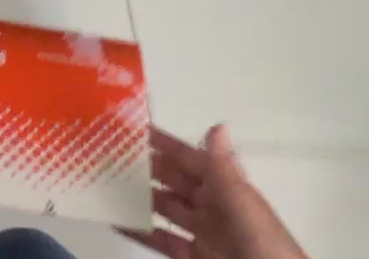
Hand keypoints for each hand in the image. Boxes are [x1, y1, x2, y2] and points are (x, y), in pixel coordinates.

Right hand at [122, 125, 307, 258]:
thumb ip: (223, 168)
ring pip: (163, 208)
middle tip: (104, 150)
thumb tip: (217, 123)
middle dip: (142, 165)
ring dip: (137, 196)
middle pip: (171, 180)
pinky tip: (116, 221)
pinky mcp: (193, 258)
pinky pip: (162, 241)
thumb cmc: (264, 247)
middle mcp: (211, 207)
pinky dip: (140, 232)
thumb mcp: (243, 206)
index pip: (186, 157)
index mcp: (225, 189)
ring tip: (104, 181)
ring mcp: (203, 235)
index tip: (127, 124)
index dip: (160, 141)